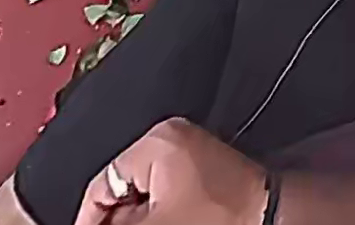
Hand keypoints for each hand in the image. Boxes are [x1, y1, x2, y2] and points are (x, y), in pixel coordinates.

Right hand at [74, 119, 267, 224]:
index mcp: (159, 141)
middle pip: (120, 193)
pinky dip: (154, 216)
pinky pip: (162, 198)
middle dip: (116, 222)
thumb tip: (98, 224)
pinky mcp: (200, 172)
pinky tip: (167, 222)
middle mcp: (173, 139)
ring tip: (161, 221)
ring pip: (141, 199)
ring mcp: (188, 154)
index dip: (90, 223)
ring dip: (136, 220)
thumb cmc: (215, 217)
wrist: (264, 218)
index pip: (100, 186)